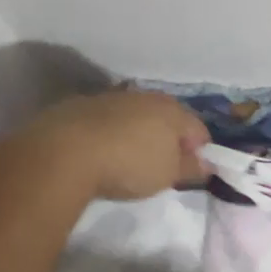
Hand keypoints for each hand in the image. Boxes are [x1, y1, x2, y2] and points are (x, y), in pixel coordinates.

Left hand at [12, 90, 209, 200]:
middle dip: (168, 140)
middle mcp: (145, 96)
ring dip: (137, 134)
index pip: (199, 130)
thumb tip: (206, 164)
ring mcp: (111, 97)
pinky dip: (109, 133)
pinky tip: (100, 152)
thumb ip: (191, 168)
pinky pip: (106, 120)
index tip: (188, 172)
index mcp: (172, 110)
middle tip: (160, 167)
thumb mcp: (168, 175)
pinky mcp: (80, 105)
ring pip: (135, 116)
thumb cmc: (129, 164)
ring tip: (127, 159)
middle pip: (167, 118)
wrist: (64, 152)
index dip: (199, 152)